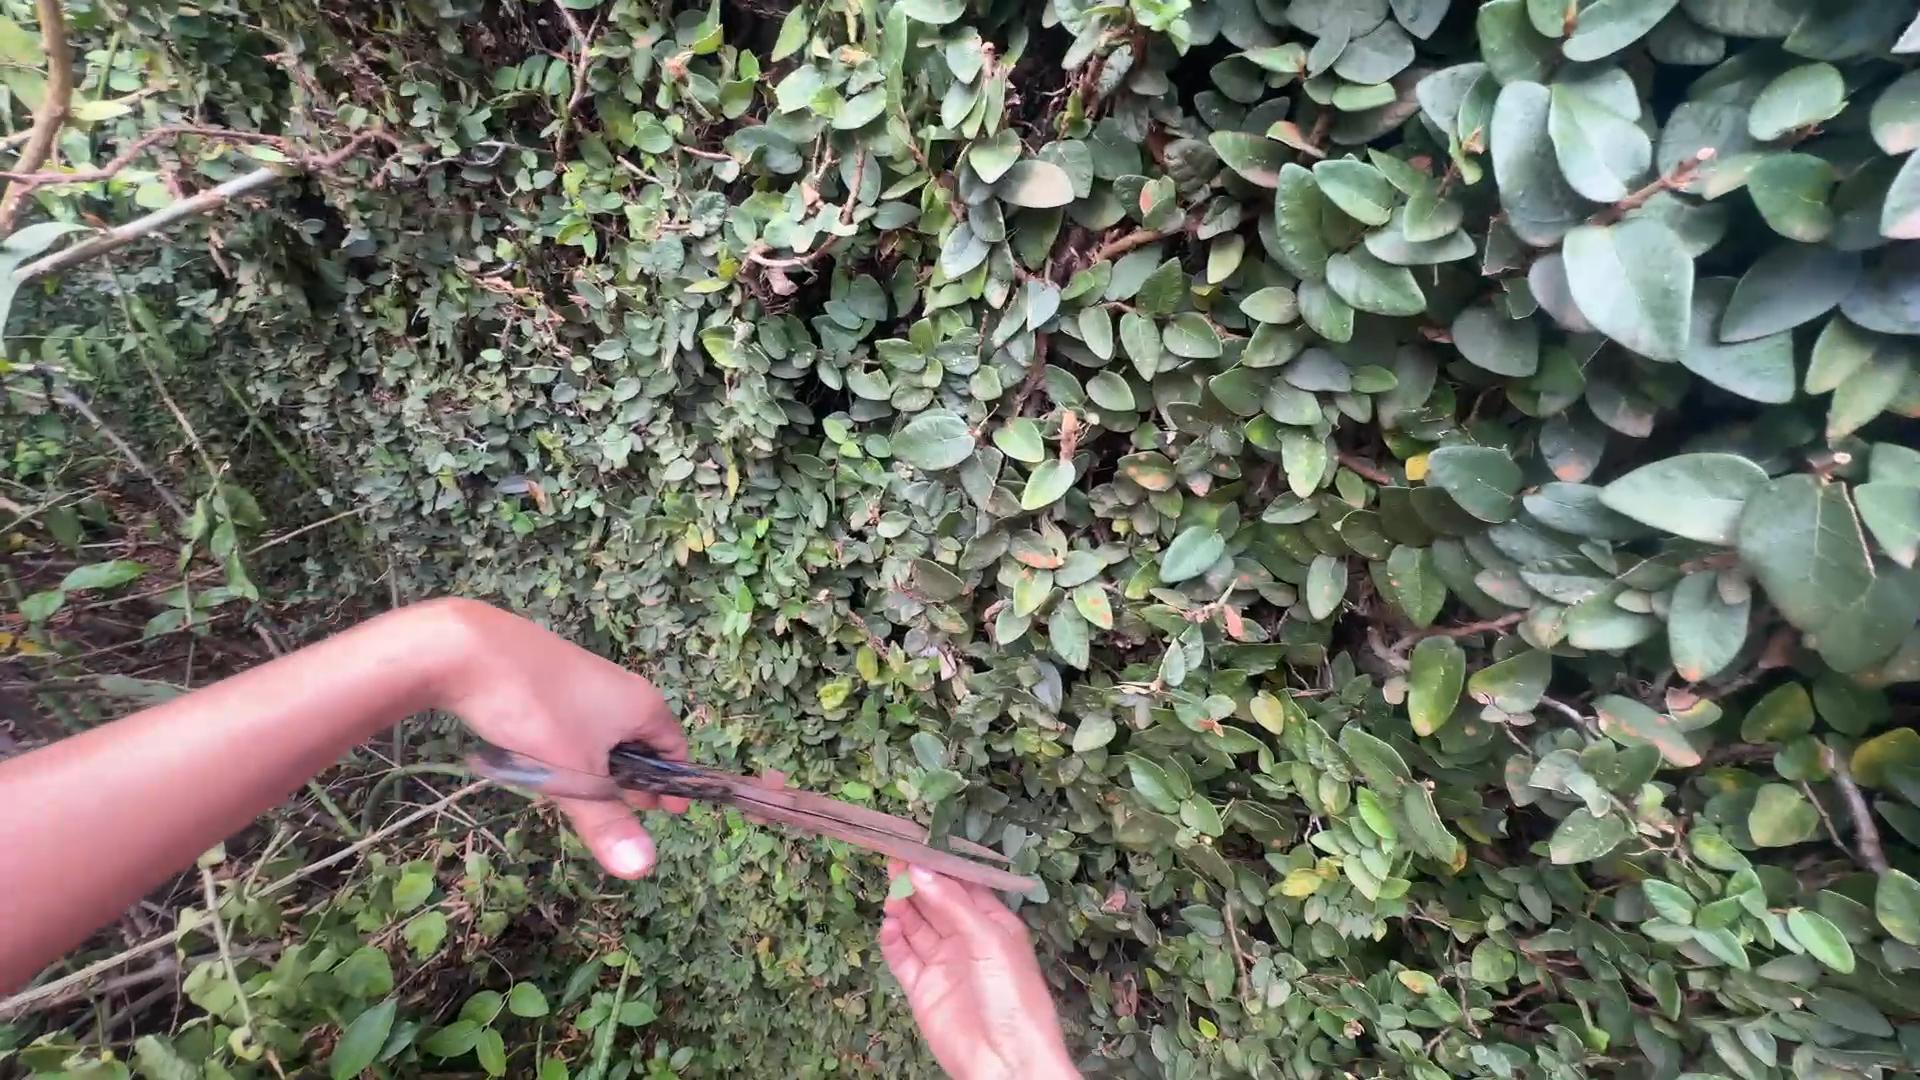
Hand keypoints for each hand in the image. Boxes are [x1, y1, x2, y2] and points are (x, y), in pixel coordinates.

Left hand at [426, 599, 688, 878]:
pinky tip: (551, 761)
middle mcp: (625, 688)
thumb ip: (606, 821)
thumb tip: (644, 869)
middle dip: (638, 778)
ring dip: (606, 763)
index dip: (673, 784)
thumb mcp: (573, 774)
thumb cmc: (538, 711)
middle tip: (626, 812)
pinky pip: (583, 718)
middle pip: (644, 740)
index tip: (666, 814)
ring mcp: (590, 679)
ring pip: (609, 730)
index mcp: (644, 706)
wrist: (472, 651)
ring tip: (586, 793)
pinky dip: (580, 744)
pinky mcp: (558, 677)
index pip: (675, 749)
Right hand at [880, 865, 1078, 1079]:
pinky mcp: (923, 989)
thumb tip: (919, 870)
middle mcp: (966, 938)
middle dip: (916, 881)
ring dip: (903, 906)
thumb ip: (952, 904)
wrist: (1007, 1064)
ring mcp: (943, 963)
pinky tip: (888, 925)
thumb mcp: (988, 939)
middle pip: (935, 902)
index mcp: (991, 922)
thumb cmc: (1012, 994)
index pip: (961, 884)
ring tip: (891, 891)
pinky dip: (892, 940)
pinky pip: (903, 958)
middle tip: (894, 858)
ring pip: (916, 926)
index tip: (917, 843)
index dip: (939, 866)